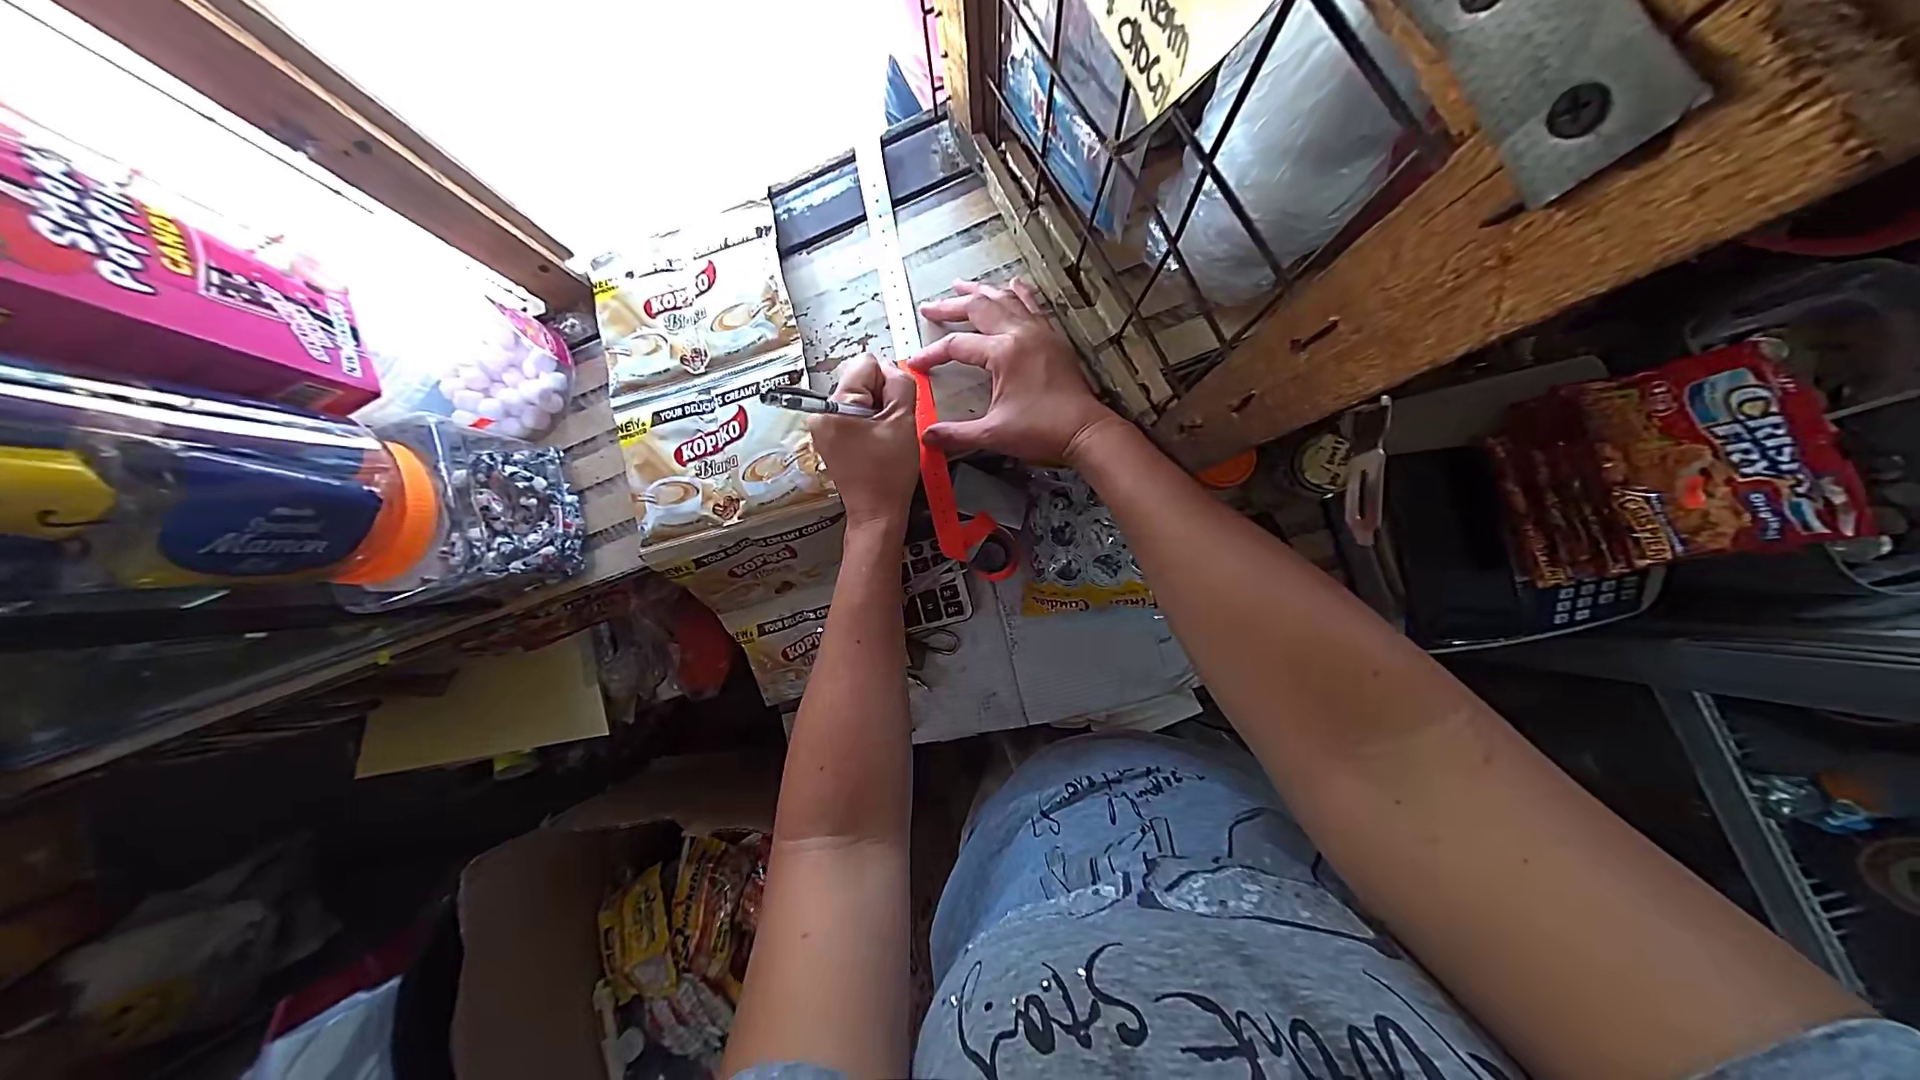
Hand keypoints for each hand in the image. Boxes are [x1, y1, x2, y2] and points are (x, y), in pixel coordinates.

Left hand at [810, 353, 918, 530]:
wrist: (877, 512)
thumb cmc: (888, 475)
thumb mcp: (903, 421)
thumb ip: (900, 384)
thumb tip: (892, 368)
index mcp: (834, 406)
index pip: (865, 364)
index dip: (888, 381)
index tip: (894, 406)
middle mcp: (821, 413)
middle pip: (860, 380)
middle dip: (881, 397)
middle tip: (891, 426)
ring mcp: (824, 427)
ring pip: (859, 398)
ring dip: (877, 412)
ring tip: (884, 438)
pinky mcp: (831, 438)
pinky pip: (854, 415)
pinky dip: (870, 424)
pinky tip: (878, 443)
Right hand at [904, 279, 1124, 464]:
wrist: (1085, 431)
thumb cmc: (1042, 431)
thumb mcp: (993, 434)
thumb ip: (956, 434)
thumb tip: (927, 437)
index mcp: (1003, 353)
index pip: (957, 346)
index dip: (932, 353)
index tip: (917, 363)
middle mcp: (1021, 334)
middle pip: (979, 309)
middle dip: (950, 307)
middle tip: (930, 308)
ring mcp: (1040, 333)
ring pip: (1005, 299)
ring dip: (981, 292)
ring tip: (962, 286)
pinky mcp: (1053, 339)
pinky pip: (1033, 305)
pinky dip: (1018, 293)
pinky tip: (1012, 285)